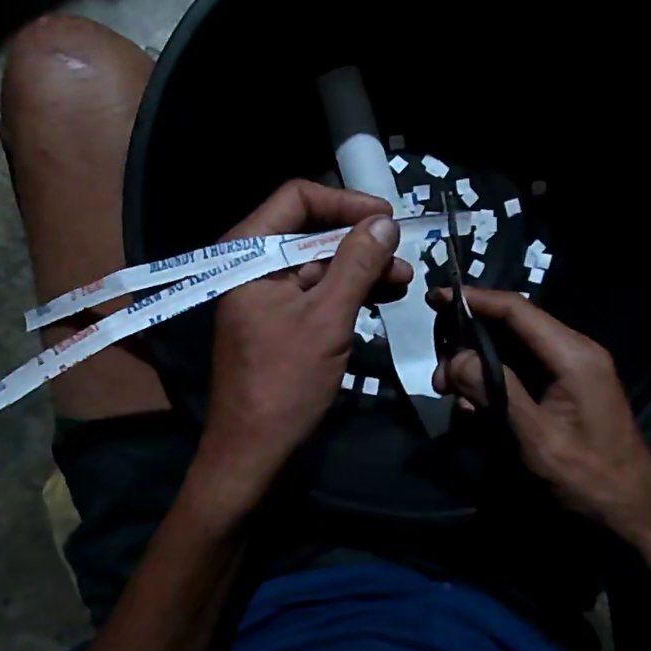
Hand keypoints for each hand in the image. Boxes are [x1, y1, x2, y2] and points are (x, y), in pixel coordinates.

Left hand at [197, 180, 410, 486]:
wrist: (252, 451)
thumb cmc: (284, 383)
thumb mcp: (327, 318)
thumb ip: (356, 264)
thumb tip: (385, 221)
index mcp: (247, 253)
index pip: (297, 199)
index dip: (345, 202)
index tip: (388, 219)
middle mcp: (252, 265)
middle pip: (310, 229)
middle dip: (359, 239)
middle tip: (402, 255)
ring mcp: (266, 294)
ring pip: (318, 262)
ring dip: (360, 267)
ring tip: (402, 280)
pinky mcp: (281, 320)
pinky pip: (317, 292)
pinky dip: (348, 291)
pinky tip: (384, 295)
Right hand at [430, 288, 650, 550]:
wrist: (633, 520)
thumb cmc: (590, 480)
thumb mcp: (539, 440)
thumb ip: (497, 394)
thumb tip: (457, 358)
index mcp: (574, 356)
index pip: (517, 310)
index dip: (474, 299)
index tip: (434, 298)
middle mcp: (573, 354)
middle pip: (510, 327)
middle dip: (467, 344)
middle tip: (437, 376)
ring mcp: (569, 373)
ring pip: (509, 352)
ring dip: (475, 368)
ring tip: (449, 396)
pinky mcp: (563, 391)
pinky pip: (518, 374)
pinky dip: (490, 386)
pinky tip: (473, 411)